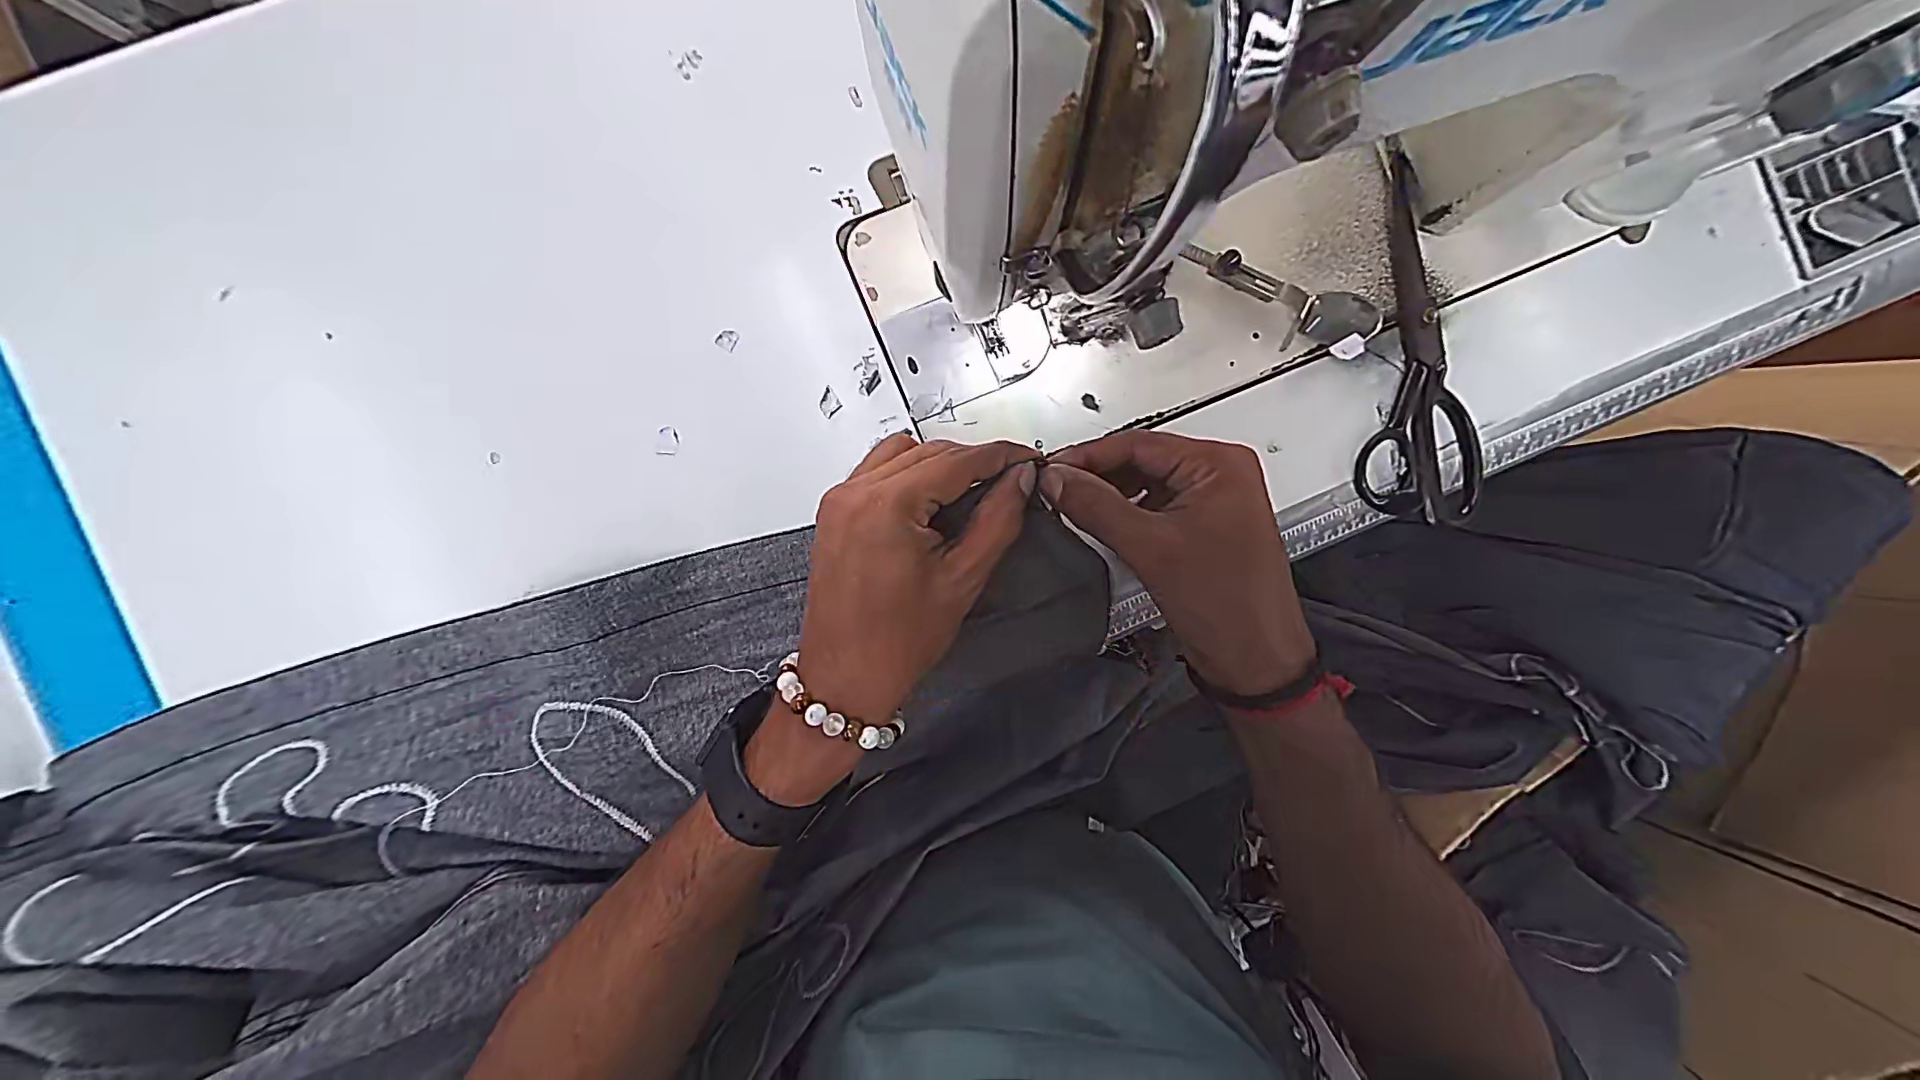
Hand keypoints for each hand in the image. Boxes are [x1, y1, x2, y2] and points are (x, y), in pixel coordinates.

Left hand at [746, 436, 1038, 803]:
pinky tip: (932, 501)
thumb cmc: (891, 644)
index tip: (1023, 460)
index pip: (956, 460)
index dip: (1000, 456)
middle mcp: (854, 495)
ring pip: (901, 452)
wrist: (847, 676)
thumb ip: (998, 520)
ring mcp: (839, 502)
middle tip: (1007, 479)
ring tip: (971, 493)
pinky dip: (909, 474)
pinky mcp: (835, 512)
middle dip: (973, 460)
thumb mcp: (963, 579)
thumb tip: (1017, 483)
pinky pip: (877, 471)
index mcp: (885, 507)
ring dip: (939, 462)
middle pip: (928, 449)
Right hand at [1041, 431, 1314, 696]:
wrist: (1254, 658)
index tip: (1054, 469)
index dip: (1088, 456)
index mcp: (1220, 466)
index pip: (1138, 443)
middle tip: (1057, 487)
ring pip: (1144, 482)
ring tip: (1072, 504)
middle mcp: (1221, 475)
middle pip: (1141, 459)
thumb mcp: (1150, 547)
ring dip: (1107, 493)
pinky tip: (1100, 522)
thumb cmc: (1230, 607)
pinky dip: (1123, 511)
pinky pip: (1153, 504)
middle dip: (1096, 475)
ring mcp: (1211, 500)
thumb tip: (1060, 480)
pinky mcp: (1201, 524)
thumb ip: (1097, 506)